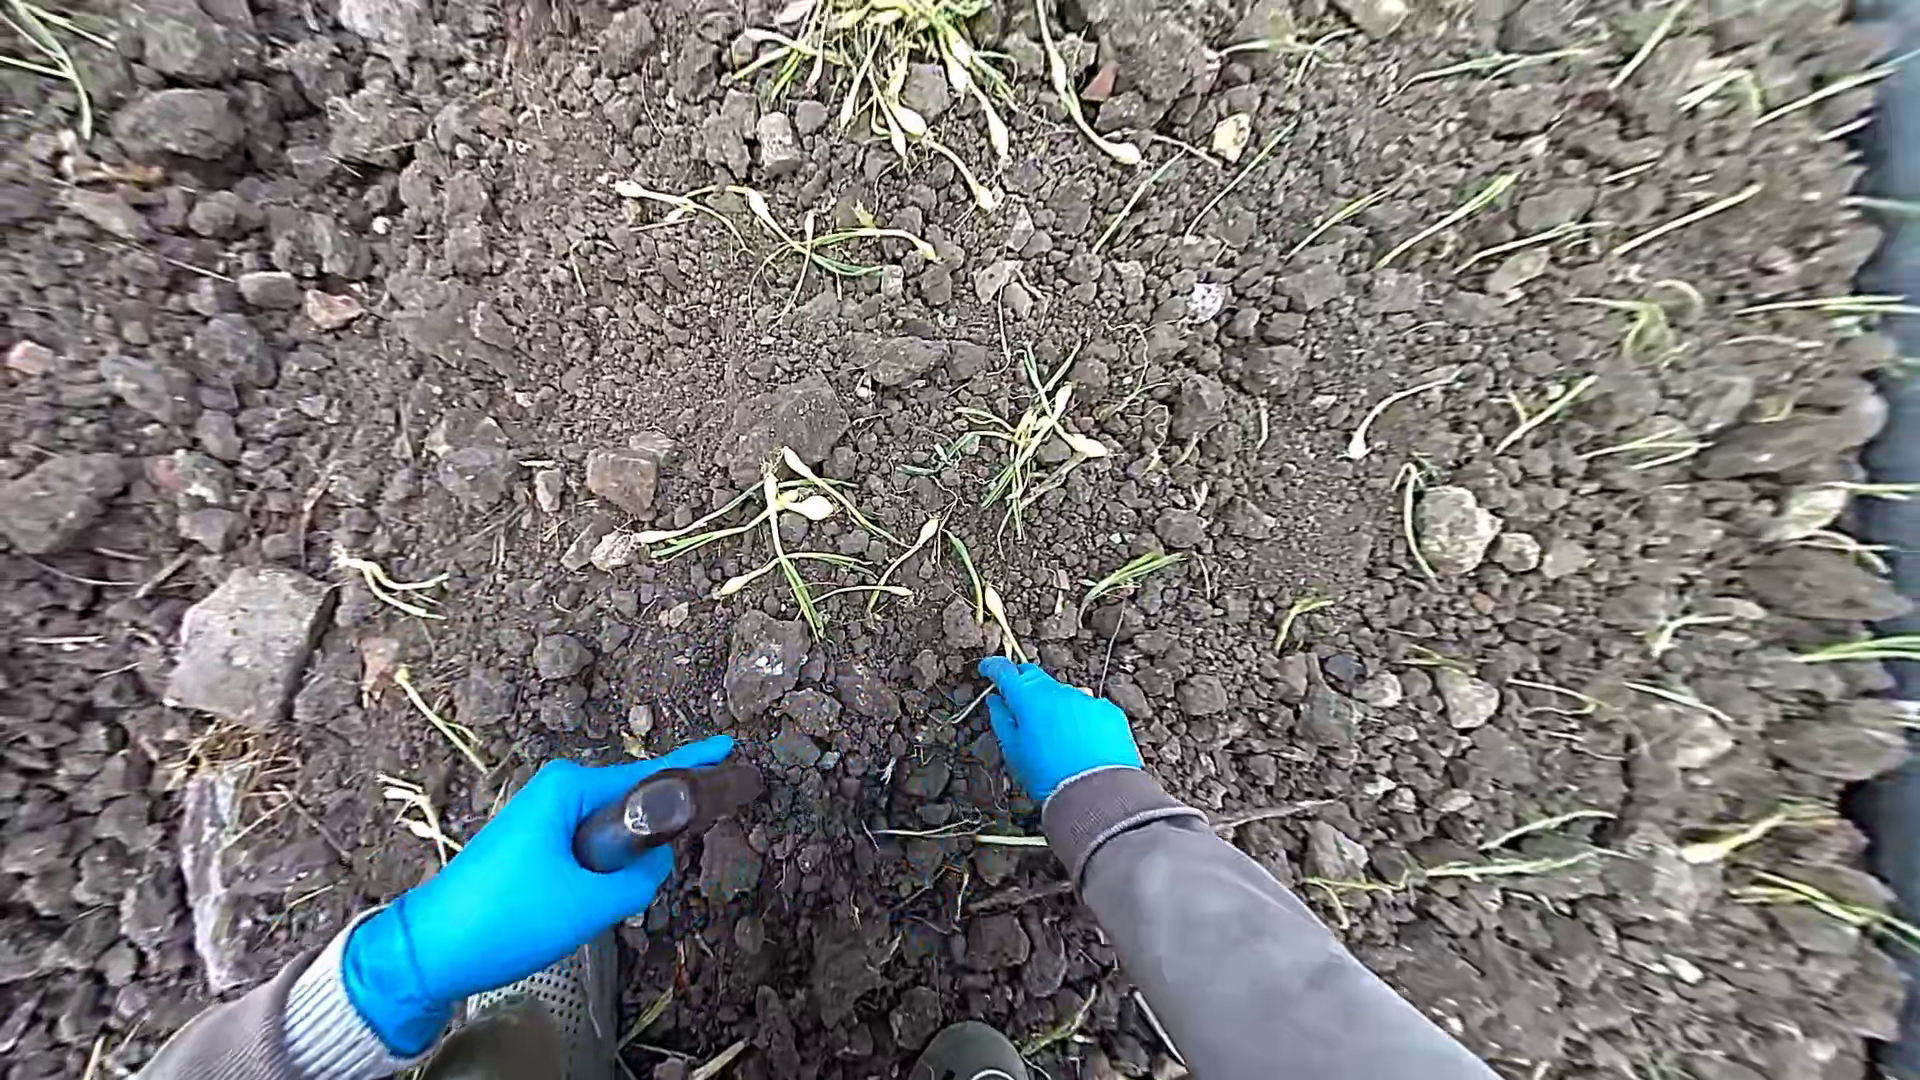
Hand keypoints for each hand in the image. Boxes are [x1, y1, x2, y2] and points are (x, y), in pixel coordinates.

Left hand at [342, 735, 734, 1052]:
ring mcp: (543, 810)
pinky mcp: (534, 835)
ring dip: (629, 845)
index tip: (728, 746)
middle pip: (632, 796)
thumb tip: (660, 861)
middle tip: (683, 837)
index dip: (694, 761)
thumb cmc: (502, 920)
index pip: (649, 771)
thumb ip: (642, 880)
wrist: (419, 958)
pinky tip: (608, 881)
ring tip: (627, 881)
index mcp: (569, 787)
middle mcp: (558, 787)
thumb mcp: (588, 905)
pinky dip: (607, 853)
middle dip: (659, 818)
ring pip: (611, 821)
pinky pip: (590, 834)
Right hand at [980, 657, 1141, 799]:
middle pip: (1034, 677)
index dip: (994, 667)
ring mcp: (1085, 699)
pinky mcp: (1107, 711)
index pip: (1005, 671)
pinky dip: (1080, 718)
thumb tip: (996, 702)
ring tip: (1054, 735)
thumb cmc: (1049, 776)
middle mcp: (1057, 691)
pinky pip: (1088, 708)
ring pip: (1062, 694)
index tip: (988, 669)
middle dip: (1023, 684)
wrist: (1097, 794)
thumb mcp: (1013, 751)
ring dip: (1054, 706)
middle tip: (1017, 701)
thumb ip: (1002, 720)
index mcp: (1028, 697)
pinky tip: (1079, 741)